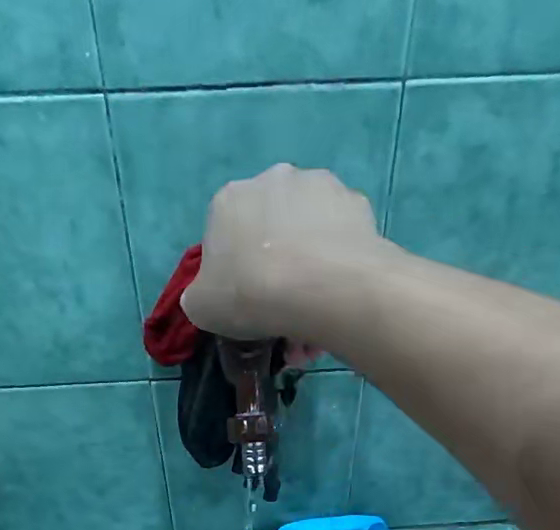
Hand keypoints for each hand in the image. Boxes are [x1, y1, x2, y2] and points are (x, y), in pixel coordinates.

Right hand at [182, 164, 387, 342]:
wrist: (319, 287)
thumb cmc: (248, 294)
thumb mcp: (201, 307)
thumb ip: (201, 295)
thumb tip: (210, 294)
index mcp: (228, 200)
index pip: (226, 236)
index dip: (236, 274)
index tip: (246, 304)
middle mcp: (273, 179)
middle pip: (271, 232)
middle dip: (276, 271)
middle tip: (283, 315)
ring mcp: (320, 186)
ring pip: (309, 236)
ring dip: (309, 272)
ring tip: (315, 319)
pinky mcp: (358, 203)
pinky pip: (342, 242)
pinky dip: (339, 268)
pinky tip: (338, 301)